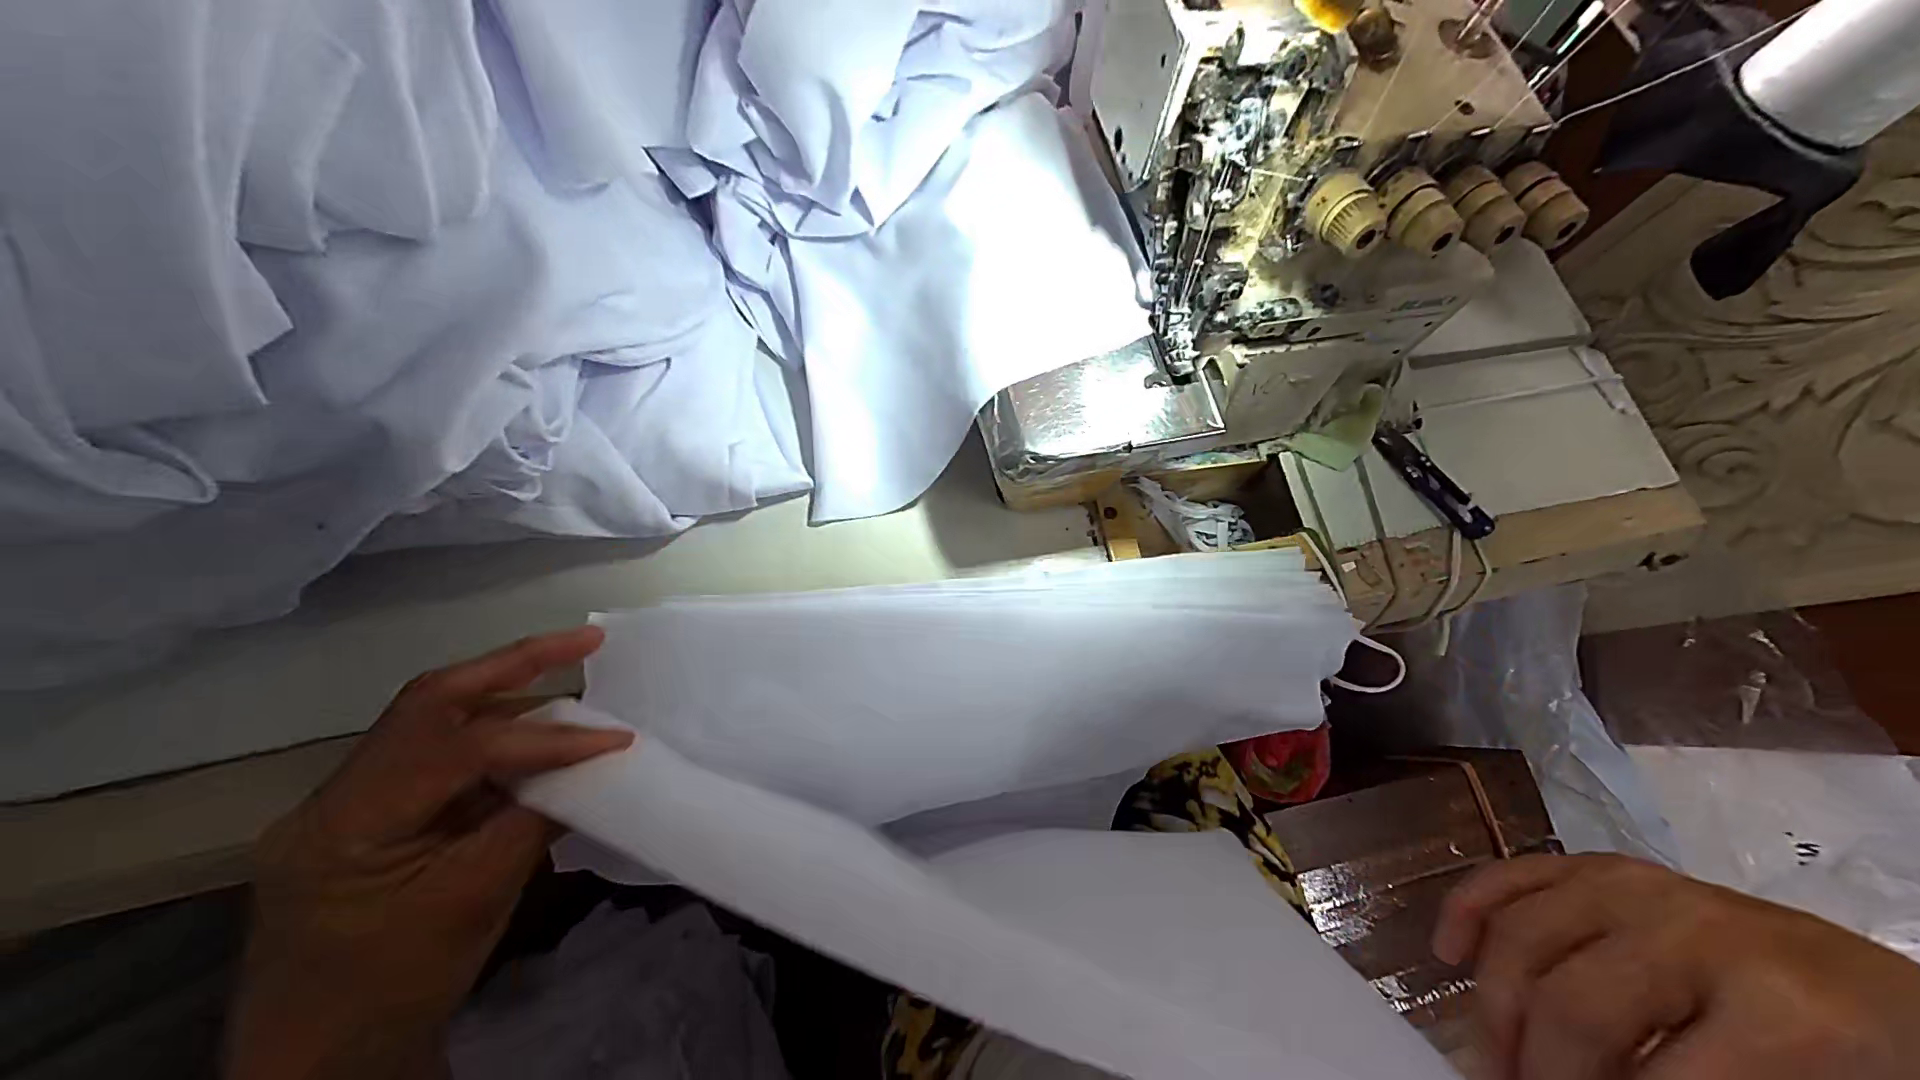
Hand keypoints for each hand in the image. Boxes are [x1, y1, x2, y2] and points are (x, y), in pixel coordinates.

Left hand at [224, 626, 634, 1079]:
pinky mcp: (371, 814)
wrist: (319, 1060)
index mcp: (347, 823)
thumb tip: (594, 763)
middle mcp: (336, 795)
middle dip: (514, 664)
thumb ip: (534, 817)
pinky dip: (494, 736)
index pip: (461, 751)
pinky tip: (536, 736)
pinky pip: (438, 755)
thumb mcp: (476, 899)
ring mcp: (348, 802)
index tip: (615, 741)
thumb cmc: (397, 985)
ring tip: (572, 674)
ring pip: (433, 720)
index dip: (547, 741)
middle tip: (584, 641)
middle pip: (431, 701)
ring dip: (507, 695)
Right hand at [1432, 853, 1919, 1079]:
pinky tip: (1448, 953)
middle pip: (1568, 1005)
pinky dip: (1467, 910)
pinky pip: (1511, 876)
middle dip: (1532, 1064)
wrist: (1894, 1002)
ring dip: (1492, 1006)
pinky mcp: (1600, 865)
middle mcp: (1692, 933)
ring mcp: (1635, 886)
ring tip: (1491, 1056)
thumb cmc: (1868, 1071)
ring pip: (1521, 936)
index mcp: (1782, 1017)